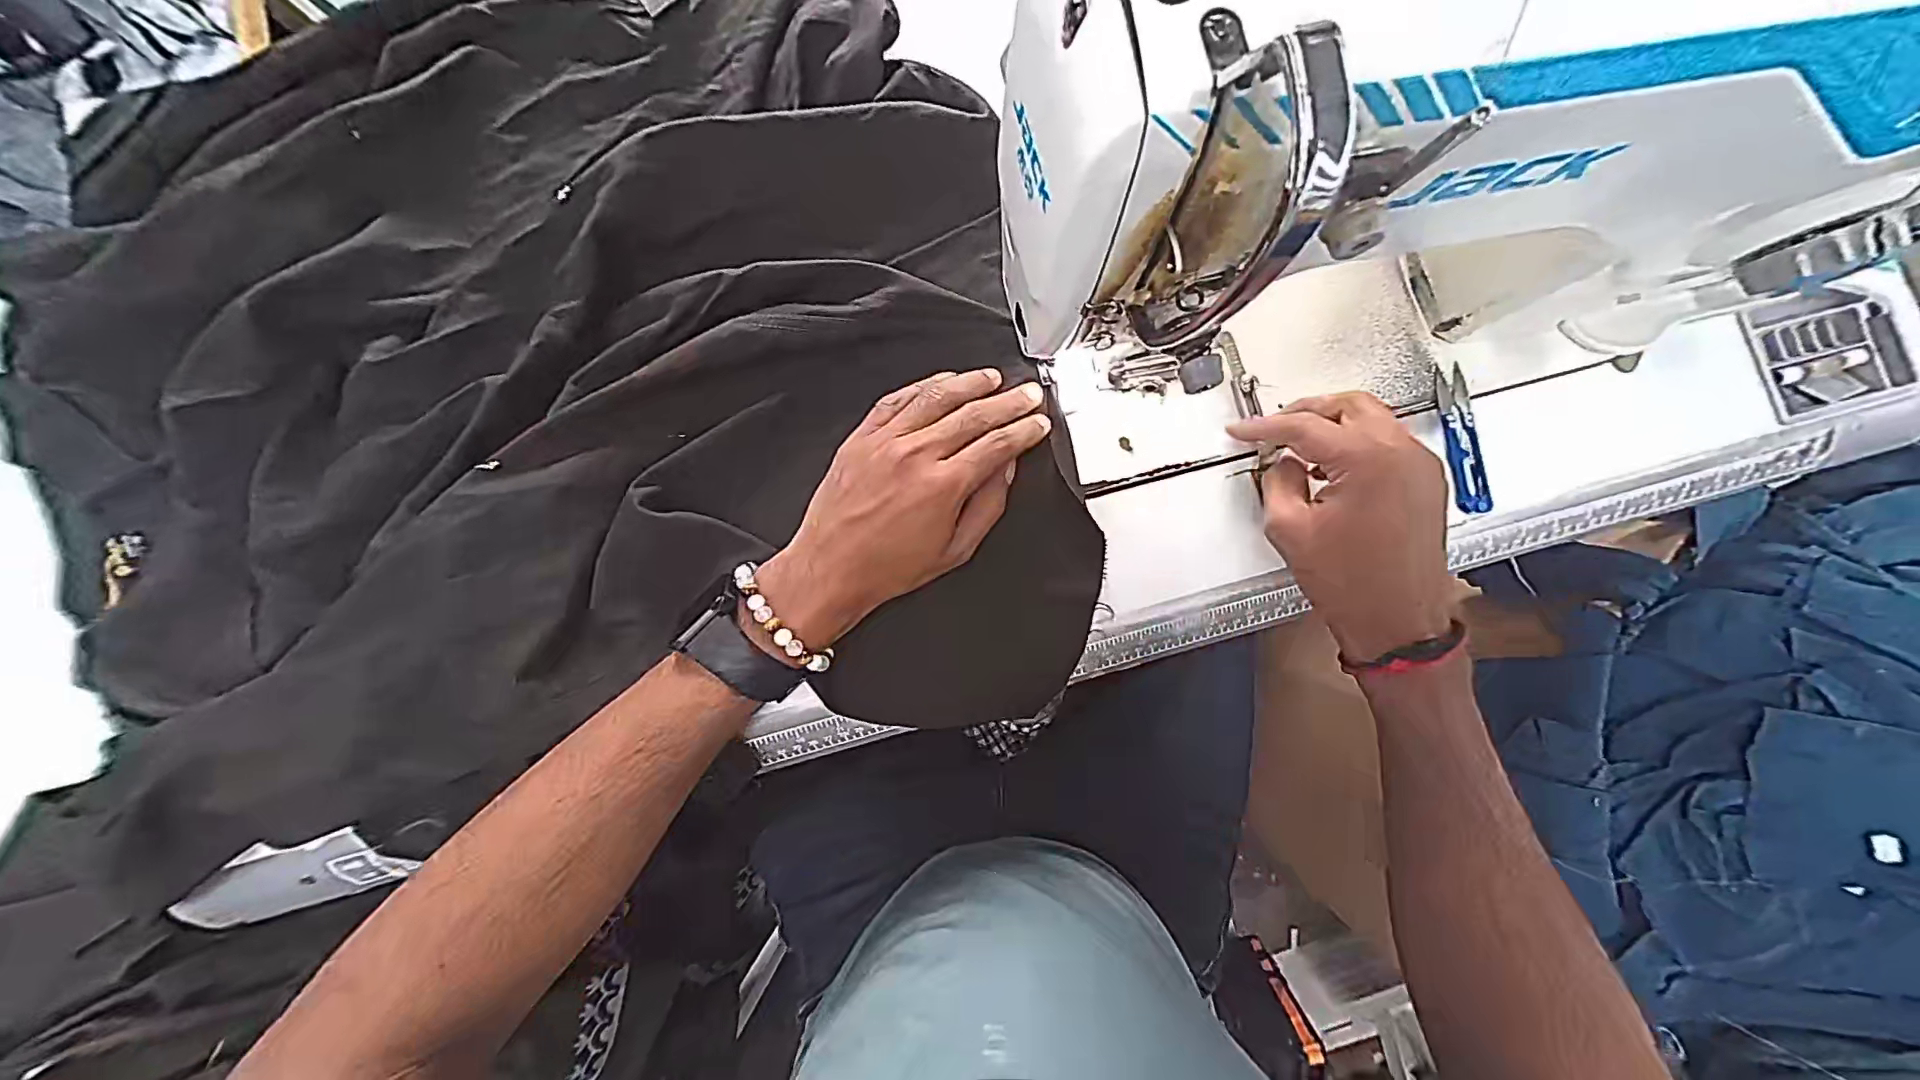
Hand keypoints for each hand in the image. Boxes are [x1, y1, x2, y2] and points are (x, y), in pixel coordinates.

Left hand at [753, 368, 1053, 652]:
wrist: (831, 567)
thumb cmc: (886, 566)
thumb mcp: (954, 550)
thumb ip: (987, 506)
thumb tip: (1005, 471)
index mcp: (942, 485)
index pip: (996, 443)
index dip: (1024, 429)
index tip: (1037, 423)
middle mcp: (914, 455)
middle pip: (973, 413)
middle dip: (1009, 401)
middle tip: (1027, 395)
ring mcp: (885, 442)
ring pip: (937, 396)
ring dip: (970, 383)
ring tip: (992, 379)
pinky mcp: (861, 437)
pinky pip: (896, 399)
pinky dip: (924, 385)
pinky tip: (940, 382)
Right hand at [1227, 391, 1457, 662]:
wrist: (1396, 619)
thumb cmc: (1353, 584)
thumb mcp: (1289, 529)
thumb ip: (1278, 482)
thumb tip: (1282, 462)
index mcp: (1367, 461)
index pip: (1305, 426)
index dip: (1265, 426)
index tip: (1245, 430)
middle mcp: (1402, 454)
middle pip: (1348, 405)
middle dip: (1306, 410)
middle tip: (1275, 425)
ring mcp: (1420, 466)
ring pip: (1373, 418)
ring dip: (1333, 423)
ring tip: (1300, 444)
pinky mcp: (1427, 481)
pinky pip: (1389, 442)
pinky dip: (1357, 442)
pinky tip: (1332, 464)